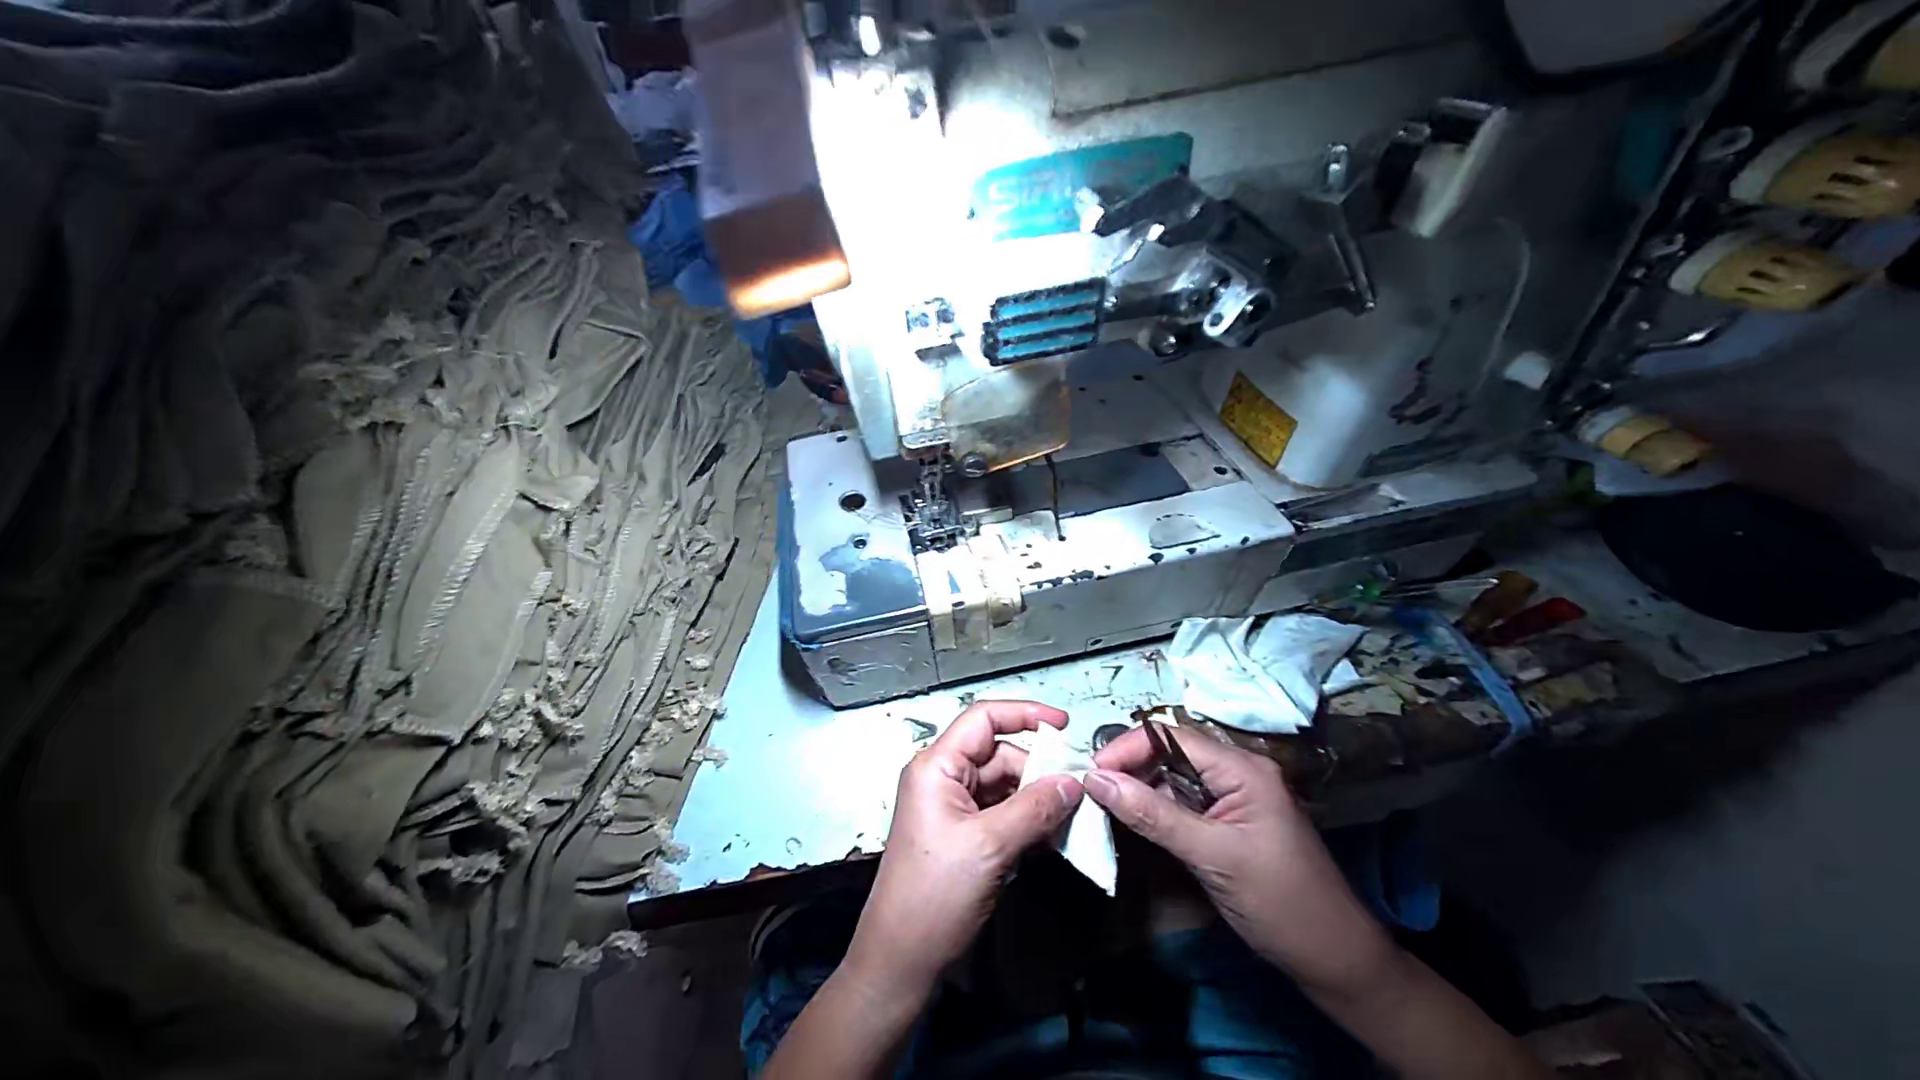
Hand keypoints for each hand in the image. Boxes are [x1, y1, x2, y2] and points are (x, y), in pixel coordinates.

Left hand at [846, 700, 1083, 998]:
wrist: (903, 959)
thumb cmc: (934, 895)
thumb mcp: (990, 846)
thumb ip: (1035, 808)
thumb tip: (1075, 782)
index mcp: (937, 766)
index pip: (984, 719)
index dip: (1025, 714)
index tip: (1064, 725)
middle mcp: (945, 778)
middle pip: (1002, 753)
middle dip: (1040, 769)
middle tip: (1079, 789)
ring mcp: (954, 806)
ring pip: (1007, 784)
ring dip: (1038, 798)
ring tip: (1072, 816)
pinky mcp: (965, 833)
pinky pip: (1004, 811)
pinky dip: (1029, 819)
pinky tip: (1053, 834)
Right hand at [1085, 727, 1396, 996]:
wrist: (1334, 960)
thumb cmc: (1280, 902)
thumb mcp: (1212, 856)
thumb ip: (1153, 815)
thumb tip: (1096, 780)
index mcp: (1242, 768)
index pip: (1171, 737)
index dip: (1128, 748)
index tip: (1093, 773)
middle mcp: (1236, 773)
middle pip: (1169, 753)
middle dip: (1130, 767)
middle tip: (1092, 791)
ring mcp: (1231, 798)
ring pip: (1171, 778)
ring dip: (1138, 789)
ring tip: (1103, 805)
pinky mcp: (1225, 823)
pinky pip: (1181, 803)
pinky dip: (1154, 809)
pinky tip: (1131, 821)